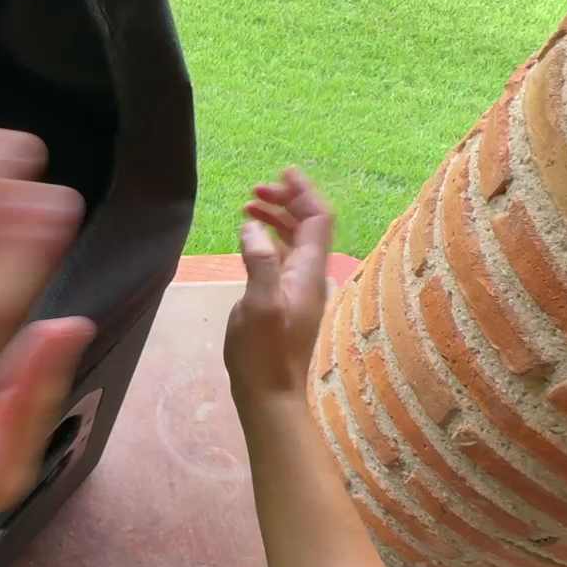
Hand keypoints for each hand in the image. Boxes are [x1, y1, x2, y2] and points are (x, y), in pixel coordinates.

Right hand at [224, 167, 334, 408]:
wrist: (270, 394)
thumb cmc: (262, 352)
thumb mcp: (257, 304)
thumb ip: (258, 261)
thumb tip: (252, 226)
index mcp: (308, 272)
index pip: (318, 219)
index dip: (304, 192)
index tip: (283, 173)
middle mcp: (310, 276)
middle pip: (308, 226)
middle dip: (286, 202)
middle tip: (255, 192)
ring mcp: (299, 290)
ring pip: (295, 242)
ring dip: (276, 220)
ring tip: (248, 209)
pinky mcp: (286, 301)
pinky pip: (283, 259)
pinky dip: (269, 241)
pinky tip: (252, 242)